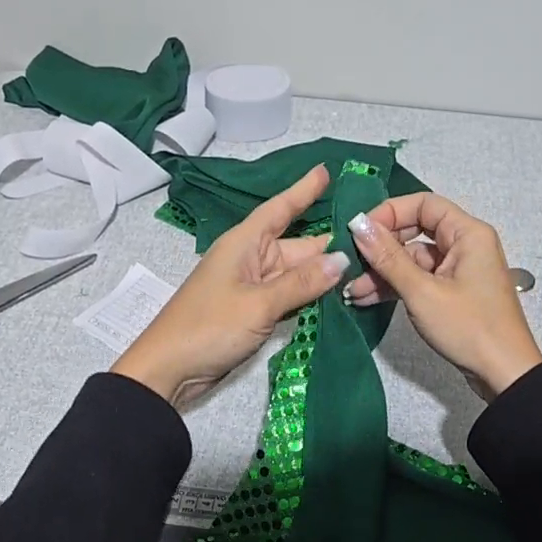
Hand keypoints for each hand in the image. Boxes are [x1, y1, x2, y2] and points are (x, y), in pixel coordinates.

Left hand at [114, 165, 349, 403]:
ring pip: (296, 273)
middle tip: (373, 242)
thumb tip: (341, 260)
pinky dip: (309, 295)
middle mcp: (250, 259)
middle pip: (297, 245)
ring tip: (367, 268)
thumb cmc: (208, 327)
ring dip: (323, 274)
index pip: (280, 208)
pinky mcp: (253, 311)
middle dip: (330, 245)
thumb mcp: (259, 304)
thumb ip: (301, 283)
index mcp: (245, 244)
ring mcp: (251, 287)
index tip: (327, 171)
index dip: (304, 190)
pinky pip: (288, 295)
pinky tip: (337, 297)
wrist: (168, 370)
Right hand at [342, 192, 541, 396]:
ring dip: (383, 273)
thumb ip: (388, 257)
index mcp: (467, 233)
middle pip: (415, 230)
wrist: (504, 375)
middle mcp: (465, 244)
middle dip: (381, 247)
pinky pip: (419, 279)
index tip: (359, 231)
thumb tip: (358, 225)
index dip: (389, 212)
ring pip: (413, 259)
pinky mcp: (452, 292)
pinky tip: (366, 299)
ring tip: (352, 290)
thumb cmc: (468, 327)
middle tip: (352, 261)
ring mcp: (458, 270)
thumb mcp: (422, 292)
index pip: (423, 204)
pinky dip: (395, 287)